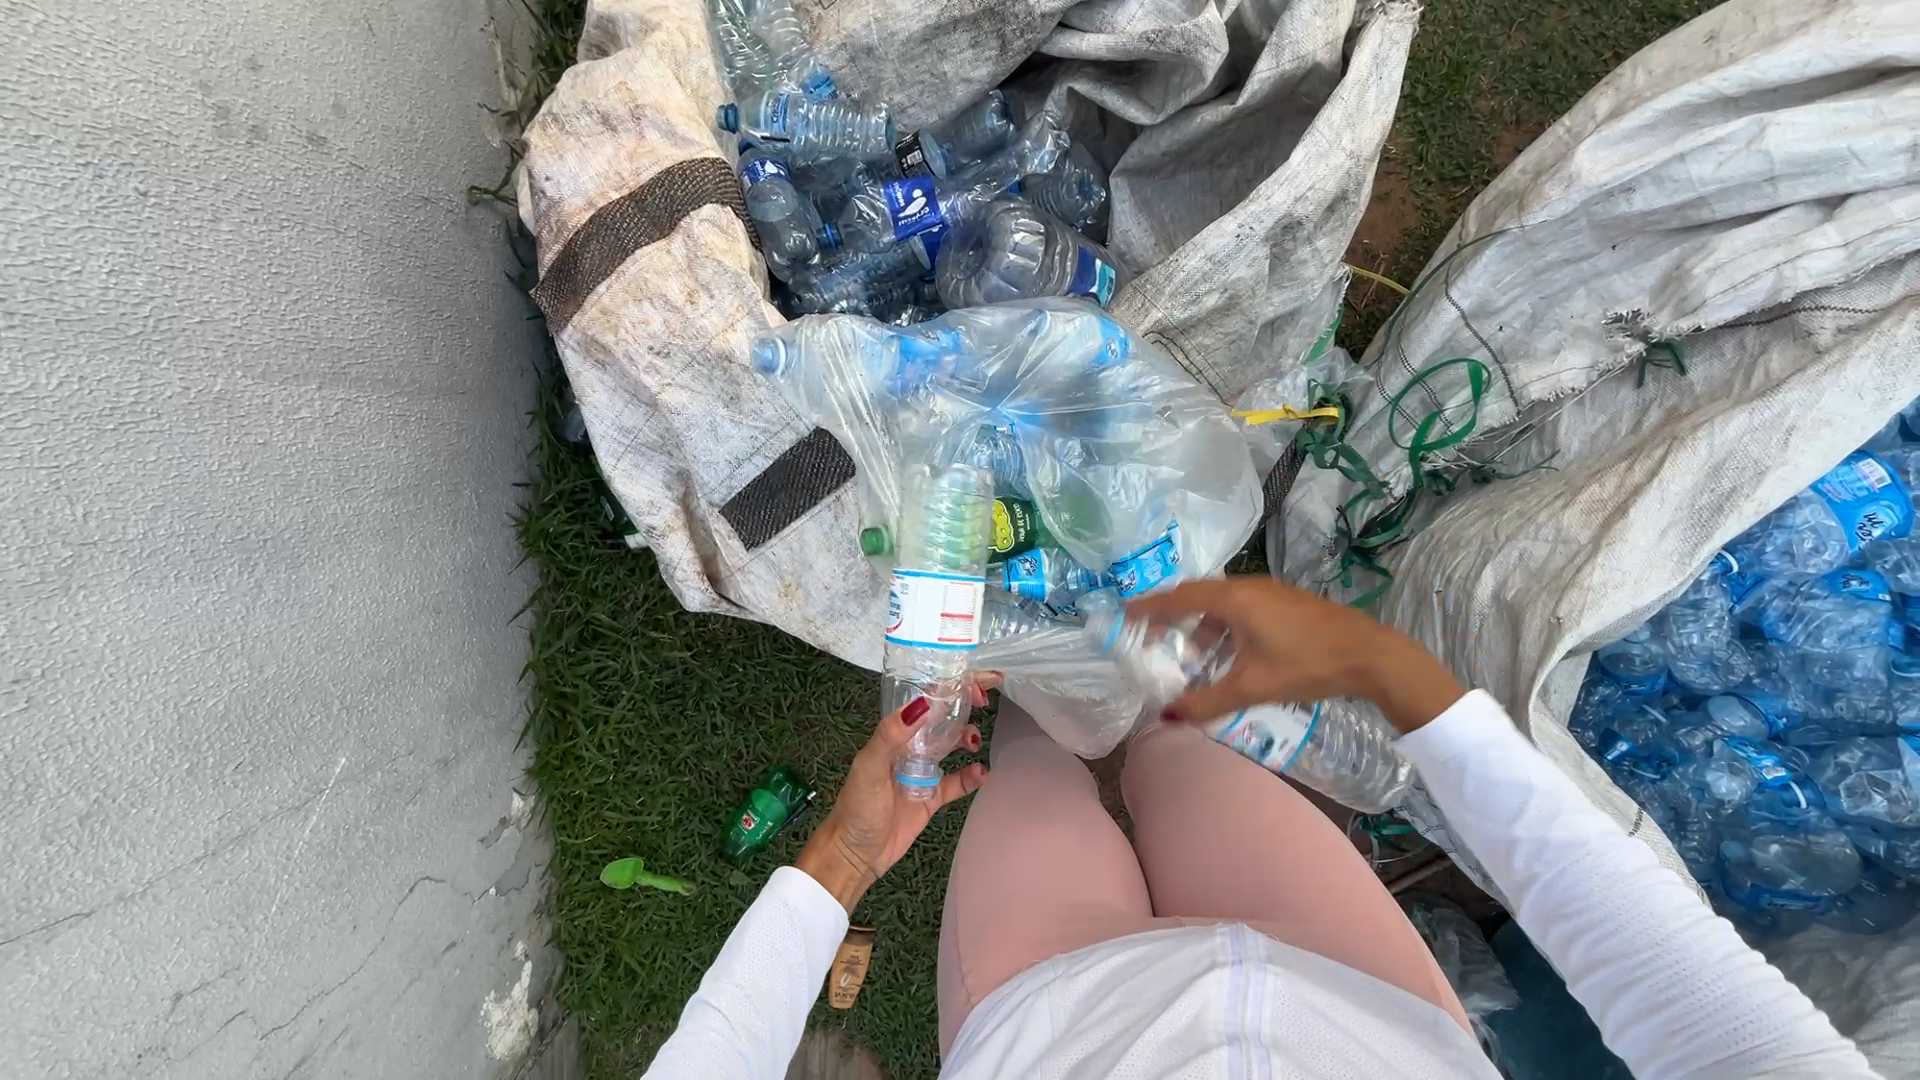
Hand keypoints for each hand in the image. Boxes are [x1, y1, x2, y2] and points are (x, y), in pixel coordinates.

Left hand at [794, 675, 996, 912]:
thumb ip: (892, 735)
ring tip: (973, 742)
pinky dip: (972, 775)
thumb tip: (924, 704)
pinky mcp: (933, 797)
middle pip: (943, 718)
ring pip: (953, 744)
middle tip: (984, 700)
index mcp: (894, 734)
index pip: (924, 701)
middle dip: (964, 704)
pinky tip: (981, 772)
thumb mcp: (870, 767)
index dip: (948, 686)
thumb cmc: (856, 807)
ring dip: (968, 737)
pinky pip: (958, 781)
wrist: (854, 855)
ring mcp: (924, 771)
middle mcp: (911, 747)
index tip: (974, 679)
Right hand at [1125, 577, 1464, 734]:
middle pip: (1195, 594)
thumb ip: (1206, 701)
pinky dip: (1222, 623)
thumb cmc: (1307, 665)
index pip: (1177, 598)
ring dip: (1200, 622)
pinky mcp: (1285, 600)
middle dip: (1170, 614)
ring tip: (1193, 653)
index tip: (1124, 613)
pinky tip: (1230, 650)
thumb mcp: (1252, 687)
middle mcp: (1246, 587)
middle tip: (1151, 635)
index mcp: (1232, 600)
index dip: (1148, 606)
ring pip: (1220, 601)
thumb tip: (1167, 716)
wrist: (1372, 655)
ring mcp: (1268, 590)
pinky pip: (1239, 605)